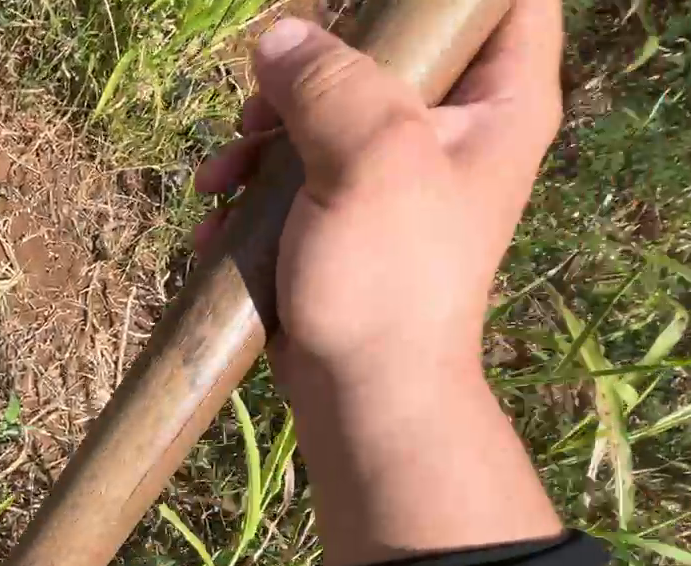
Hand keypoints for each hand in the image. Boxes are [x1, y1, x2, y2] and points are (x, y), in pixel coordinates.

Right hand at [194, 7, 561, 408]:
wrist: (360, 385)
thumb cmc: (385, 274)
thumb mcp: (367, 161)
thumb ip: (327, 87)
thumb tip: (276, 35)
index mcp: (494, 103)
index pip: (495, 4)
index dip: (423, 2)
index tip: (348, 18)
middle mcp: (445, 137)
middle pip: (376, 67)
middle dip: (299, 86)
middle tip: (252, 114)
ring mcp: (382, 190)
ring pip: (315, 133)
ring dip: (252, 152)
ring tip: (212, 184)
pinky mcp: (331, 233)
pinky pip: (285, 193)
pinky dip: (244, 204)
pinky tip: (214, 227)